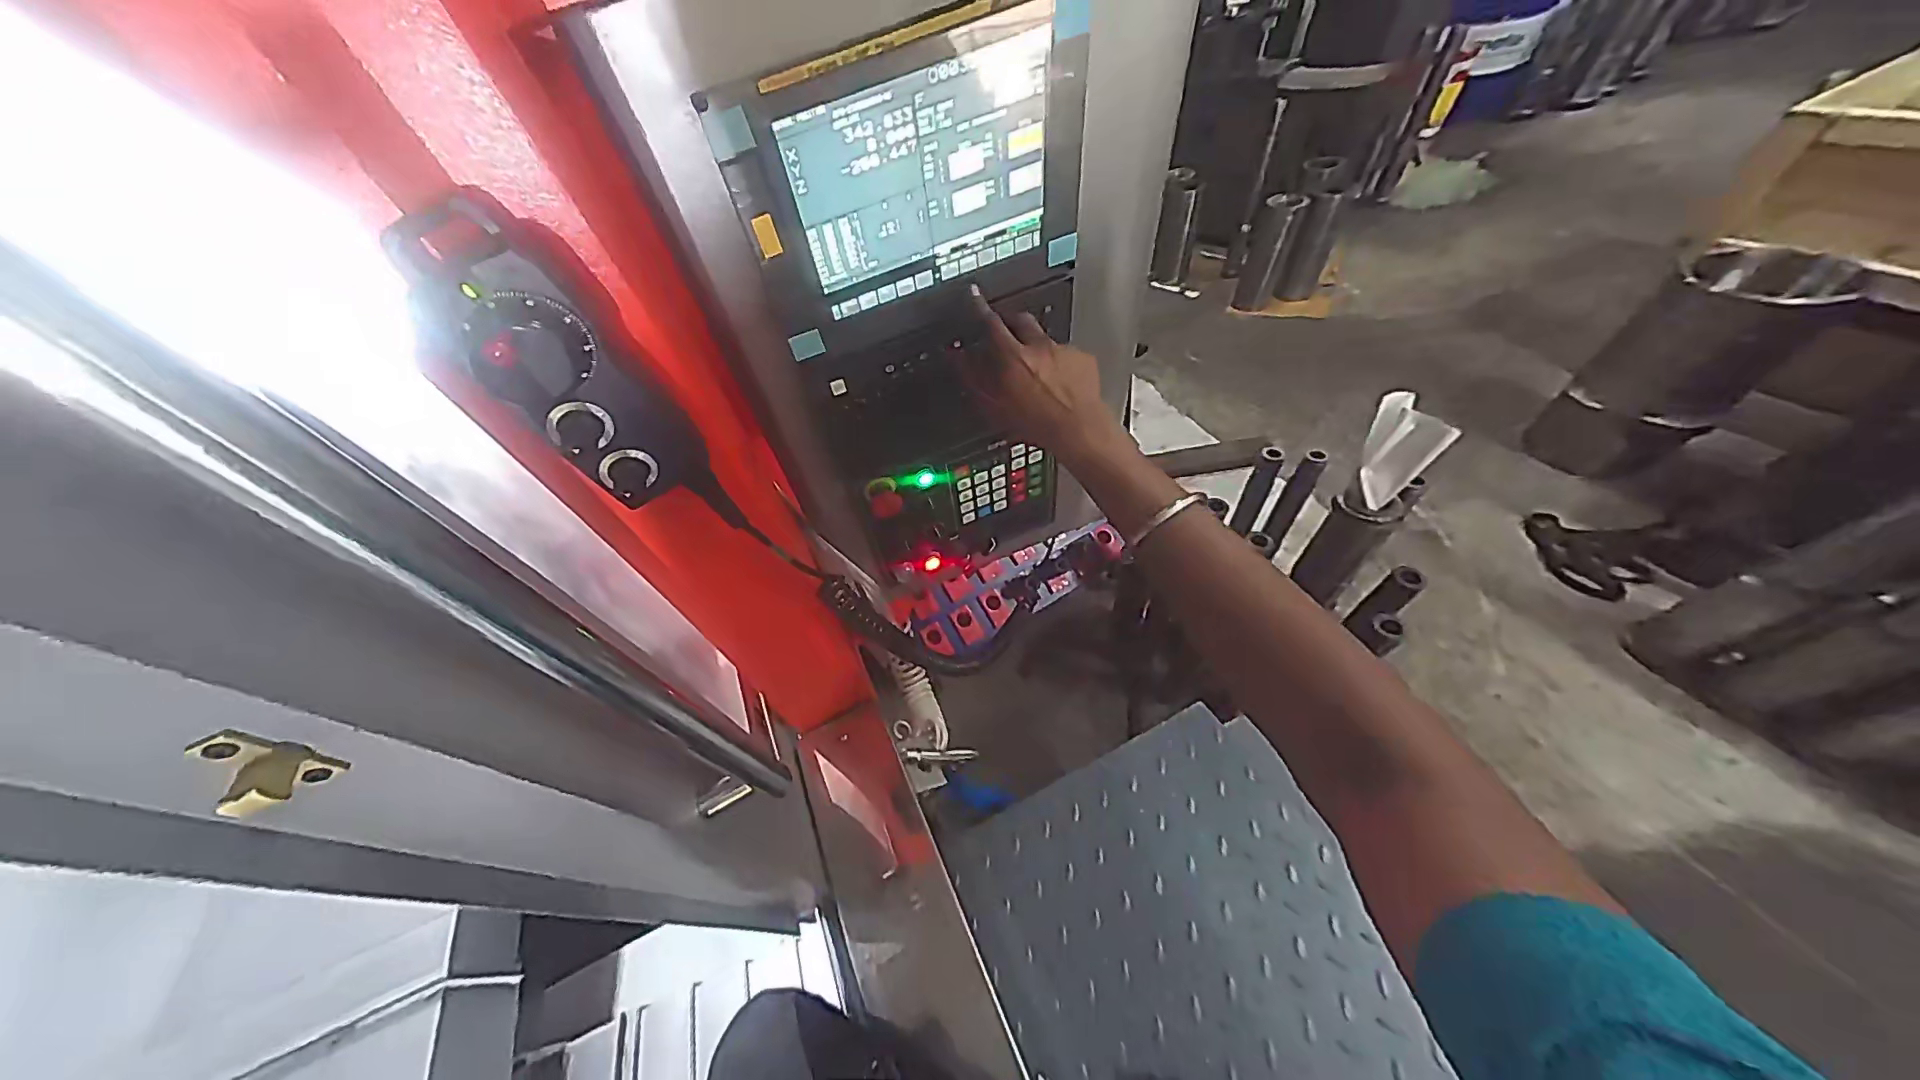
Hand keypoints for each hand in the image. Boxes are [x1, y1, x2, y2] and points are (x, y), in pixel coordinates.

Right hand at [965, 286, 1126, 463]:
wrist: (1079, 430)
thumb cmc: (1038, 425)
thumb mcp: (995, 406)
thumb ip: (974, 378)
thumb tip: (958, 359)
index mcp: (1013, 357)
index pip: (991, 322)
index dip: (980, 308)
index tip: (975, 296)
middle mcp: (1038, 347)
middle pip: (1020, 320)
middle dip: (1010, 323)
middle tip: (1005, 335)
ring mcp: (1063, 350)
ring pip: (1044, 338)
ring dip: (1036, 347)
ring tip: (1036, 371)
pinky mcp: (1082, 357)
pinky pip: (1066, 353)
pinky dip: (1059, 362)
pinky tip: (1059, 382)